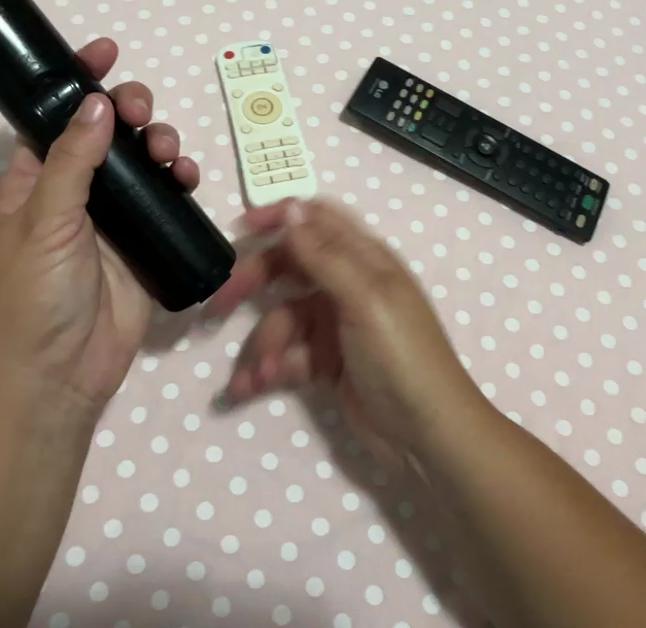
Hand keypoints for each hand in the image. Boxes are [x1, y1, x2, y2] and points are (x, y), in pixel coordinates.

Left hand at [0, 38, 199, 413]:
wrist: (57, 377)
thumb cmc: (31, 296)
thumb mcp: (43, 222)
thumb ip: (71, 163)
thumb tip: (96, 103)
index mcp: (35, 182)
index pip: (56, 117)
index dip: (78, 82)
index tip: (105, 52)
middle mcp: (75, 193)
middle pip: (107, 132)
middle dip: (130, 111)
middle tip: (142, 113)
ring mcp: (113, 219)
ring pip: (142, 162)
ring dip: (158, 143)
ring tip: (167, 153)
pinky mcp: (145, 244)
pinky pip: (166, 200)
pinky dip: (178, 181)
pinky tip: (185, 178)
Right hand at [207, 199, 492, 467]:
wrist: (428, 436)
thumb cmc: (403, 357)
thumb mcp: (365, 299)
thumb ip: (326, 254)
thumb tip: (291, 208)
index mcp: (365, 259)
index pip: (318, 221)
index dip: (281, 217)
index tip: (240, 228)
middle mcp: (348, 284)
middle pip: (290, 268)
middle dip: (253, 285)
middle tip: (217, 306)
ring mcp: (337, 324)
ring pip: (283, 319)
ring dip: (263, 345)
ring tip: (256, 377)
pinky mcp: (327, 362)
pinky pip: (287, 355)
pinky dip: (269, 369)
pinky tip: (252, 388)